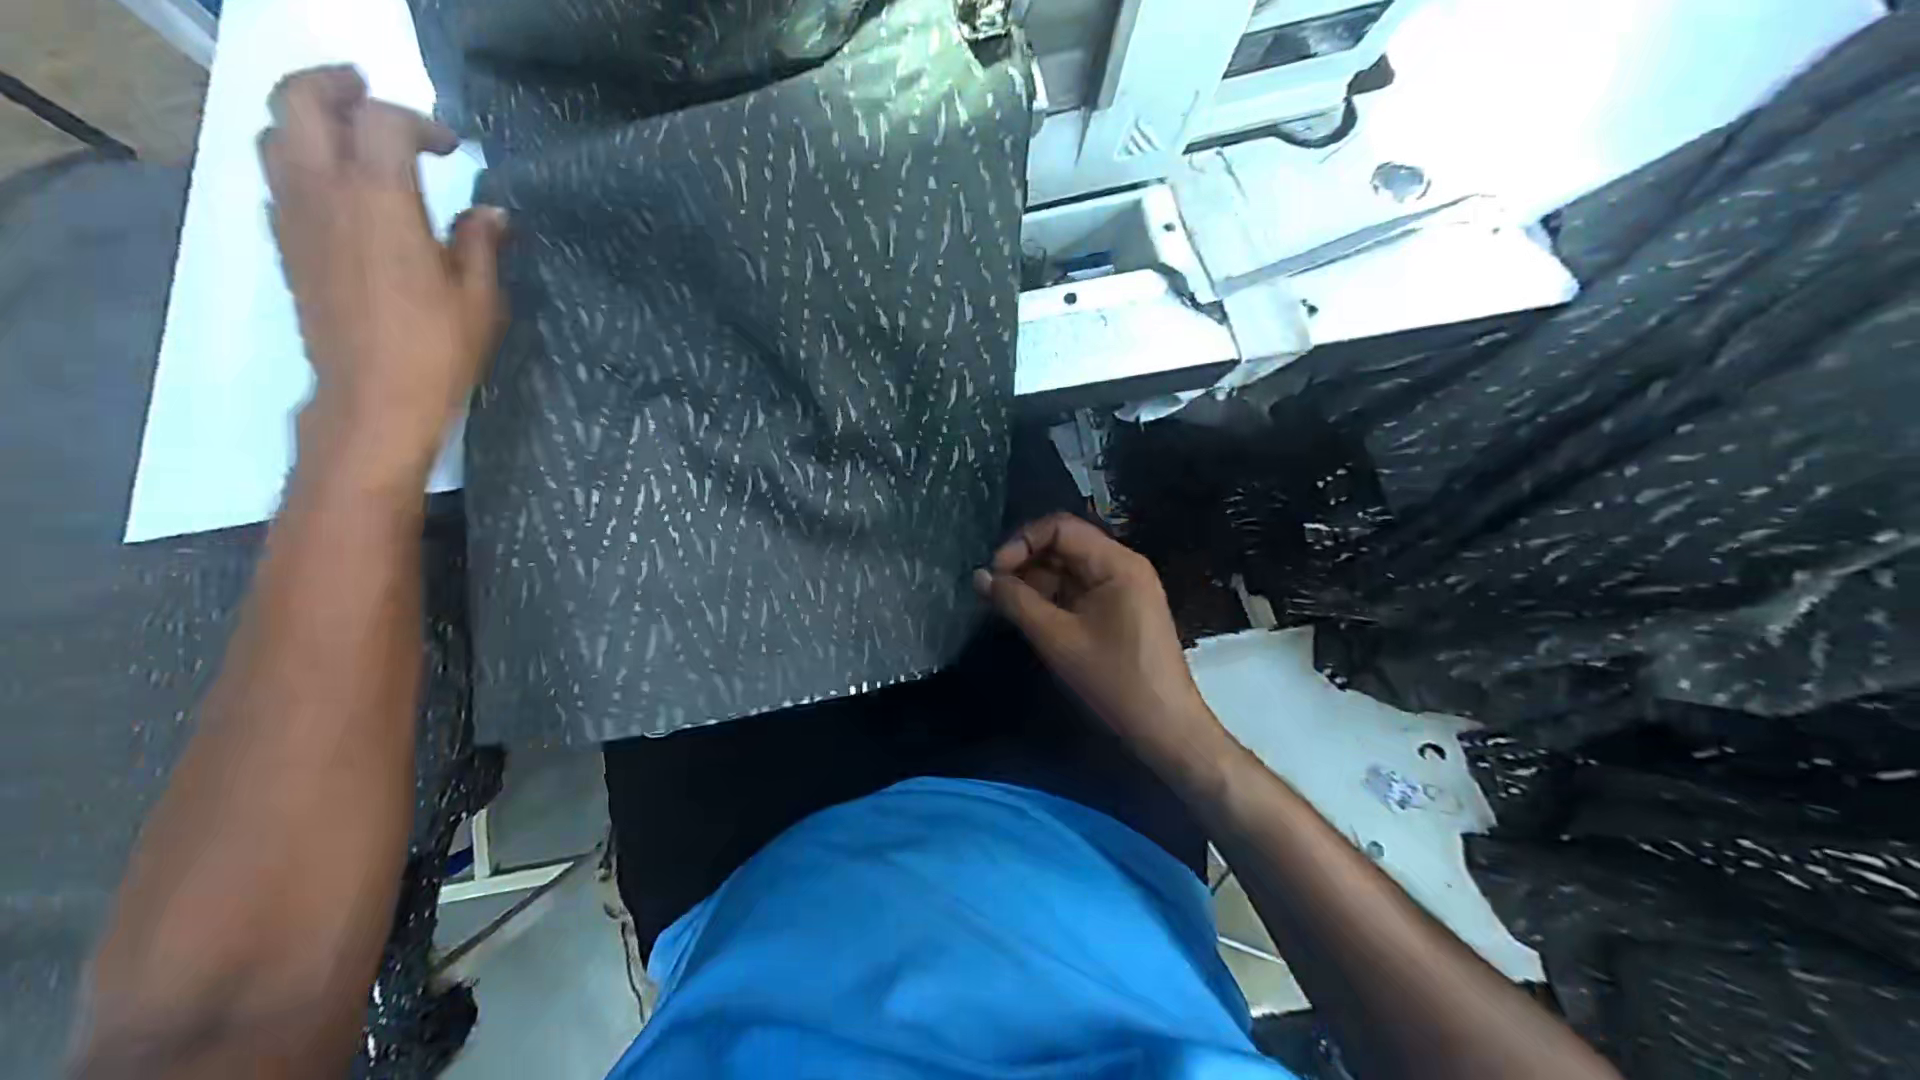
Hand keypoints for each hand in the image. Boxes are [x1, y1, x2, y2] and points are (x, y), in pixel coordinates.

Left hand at [261, 65, 506, 489]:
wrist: (374, 397)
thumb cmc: (439, 349)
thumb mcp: (480, 298)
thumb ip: (480, 243)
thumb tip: (490, 212)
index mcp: (380, 199)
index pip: (383, 122)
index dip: (420, 122)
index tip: (452, 147)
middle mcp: (323, 191)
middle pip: (300, 102)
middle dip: (335, 87)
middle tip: (371, 95)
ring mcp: (294, 216)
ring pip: (274, 133)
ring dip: (308, 118)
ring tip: (349, 133)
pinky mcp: (285, 244)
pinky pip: (276, 178)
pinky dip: (298, 161)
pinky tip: (334, 186)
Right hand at [974, 513, 1225, 771]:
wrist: (1165, 728)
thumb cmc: (1114, 680)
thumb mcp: (1057, 639)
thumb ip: (1016, 602)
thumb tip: (979, 576)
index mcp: (1117, 563)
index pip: (1060, 528)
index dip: (1022, 542)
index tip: (995, 572)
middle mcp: (1122, 566)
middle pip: (1064, 545)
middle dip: (1025, 563)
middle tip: (993, 592)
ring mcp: (1122, 588)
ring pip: (1068, 569)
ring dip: (1035, 583)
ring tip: (1004, 607)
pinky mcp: (1118, 610)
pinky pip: (1078, 590)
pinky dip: (1051, 599)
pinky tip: (1028, 617)